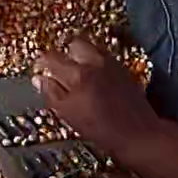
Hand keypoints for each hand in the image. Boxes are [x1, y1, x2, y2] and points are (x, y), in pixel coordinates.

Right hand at [33, 37, 170, 162]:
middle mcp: (94, 62)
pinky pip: (104, 56)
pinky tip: (94, 76)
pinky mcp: (123, 69)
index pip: (52, 57)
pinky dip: (95, 60)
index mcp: (76, 74)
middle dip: (65, 52)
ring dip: (81, 54)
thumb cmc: (99, 128)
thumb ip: (52, 94)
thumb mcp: (68, 115)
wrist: (137, 133)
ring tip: (77, 70)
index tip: (39, 67)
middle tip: (59, 66)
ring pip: (91, 47)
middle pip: (74, 43)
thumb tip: (39, 78)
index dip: (42, 61)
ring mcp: (111, 63)